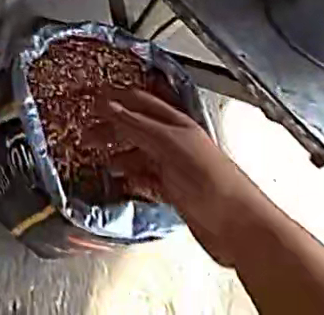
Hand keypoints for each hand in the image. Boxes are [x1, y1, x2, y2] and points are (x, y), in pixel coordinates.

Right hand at [102, 88, 274, 266]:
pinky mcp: (174, 191)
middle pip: (136, 127)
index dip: (116, 98)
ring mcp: (173, 166)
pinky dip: (130, 175)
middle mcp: (173, 140)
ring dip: (118, 151)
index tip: (91, 99)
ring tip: (96, 155)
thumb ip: (137, 125)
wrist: (237, 225)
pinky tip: (117, 178)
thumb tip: (108, 105)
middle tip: (86, 131)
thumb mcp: (168, 145)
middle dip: (112, 126)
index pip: (139, 102)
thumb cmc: (208, 178)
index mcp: (174, 122)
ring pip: (139, 152)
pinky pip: (145, 177)